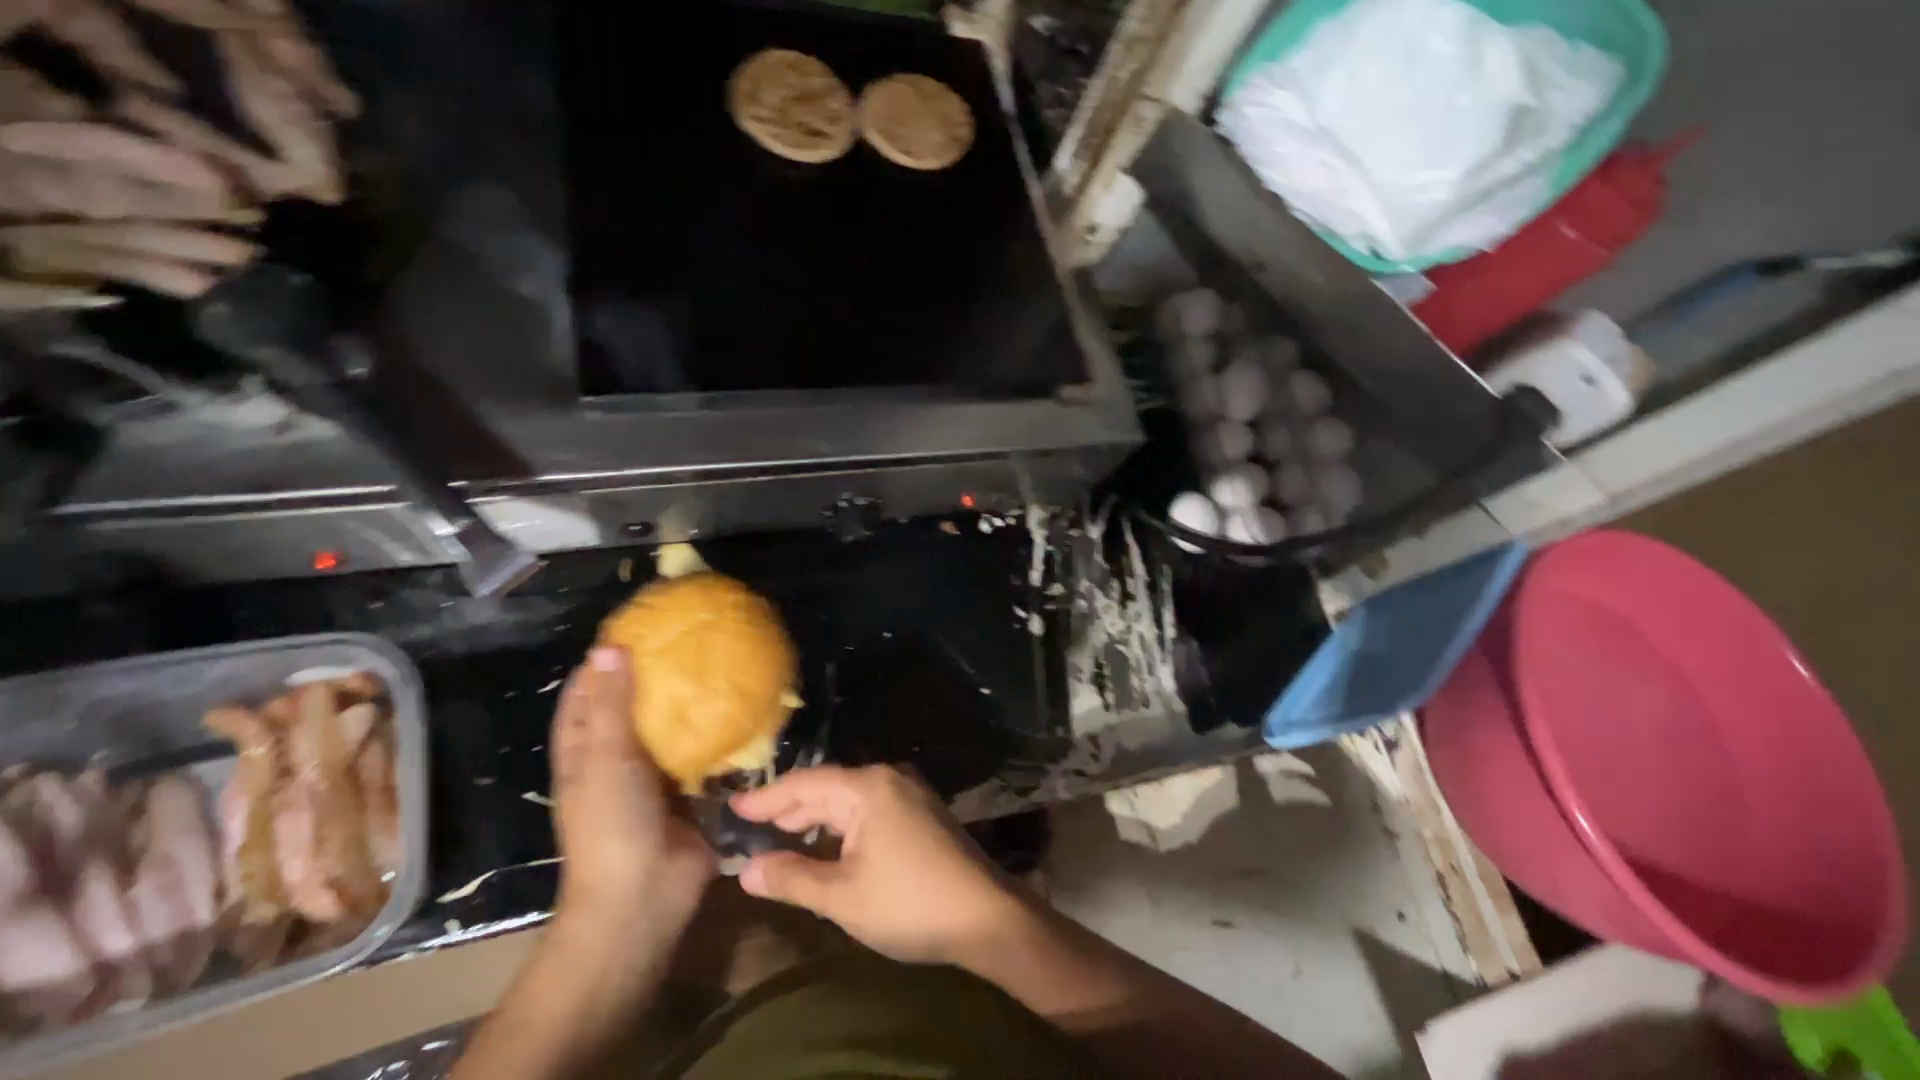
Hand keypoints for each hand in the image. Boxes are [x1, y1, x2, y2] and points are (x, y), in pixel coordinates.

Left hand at [549, 646, 714, 945]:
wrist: (644, 896)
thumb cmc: (611, 824)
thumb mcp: (604, 756)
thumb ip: (611, 704)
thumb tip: (611, 647)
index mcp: (583, 750)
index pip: (585, 694)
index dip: (603, 662)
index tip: (636, 628)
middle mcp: (616, 759)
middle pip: (632, 707)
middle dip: (655, 678)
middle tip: (689, 641)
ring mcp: (654, 779)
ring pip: (671, 731)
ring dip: (690, 706)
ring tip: (720, 666)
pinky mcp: (690, 795)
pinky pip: (704, 757)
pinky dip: (717, 737)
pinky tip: (742, 711)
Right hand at [730, 765, 1024, 963]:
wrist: (988, 919)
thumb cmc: (909, 903)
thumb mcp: (842, 897)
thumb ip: (792, 879)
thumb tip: (747, 870)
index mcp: (868, 788)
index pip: (804, 784)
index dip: (766, 797)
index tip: (732, 806)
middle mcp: (889, 781)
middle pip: (827, 788)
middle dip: (788, 808)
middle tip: (749, 825)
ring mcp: (910, 797)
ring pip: (848, 802)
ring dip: (814, 819)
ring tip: (779, 836)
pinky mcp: (921, 817)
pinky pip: (868, 812)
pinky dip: (840, 827)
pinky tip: (824, 847)